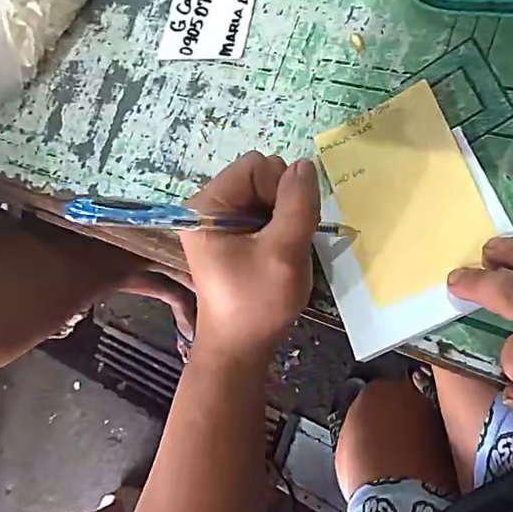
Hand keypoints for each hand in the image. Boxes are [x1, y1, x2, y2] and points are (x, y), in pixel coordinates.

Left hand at [180, 152, 320, 361]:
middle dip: (284, 202)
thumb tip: (305, 164)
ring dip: (286, 216)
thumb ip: (298, 204)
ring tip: (283, 249)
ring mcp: (220, 220)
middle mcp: (209, 205)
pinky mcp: (232, 233)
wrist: (242, 347)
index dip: (281, 189)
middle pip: (262, 175)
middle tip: (286, 241)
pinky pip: (266, 210)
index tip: (286, 227)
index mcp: (207, 205)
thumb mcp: (284, 251)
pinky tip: (280, 252)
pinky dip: (281, 226)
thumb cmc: (257, 302)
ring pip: (269, 192)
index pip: (257, 166)